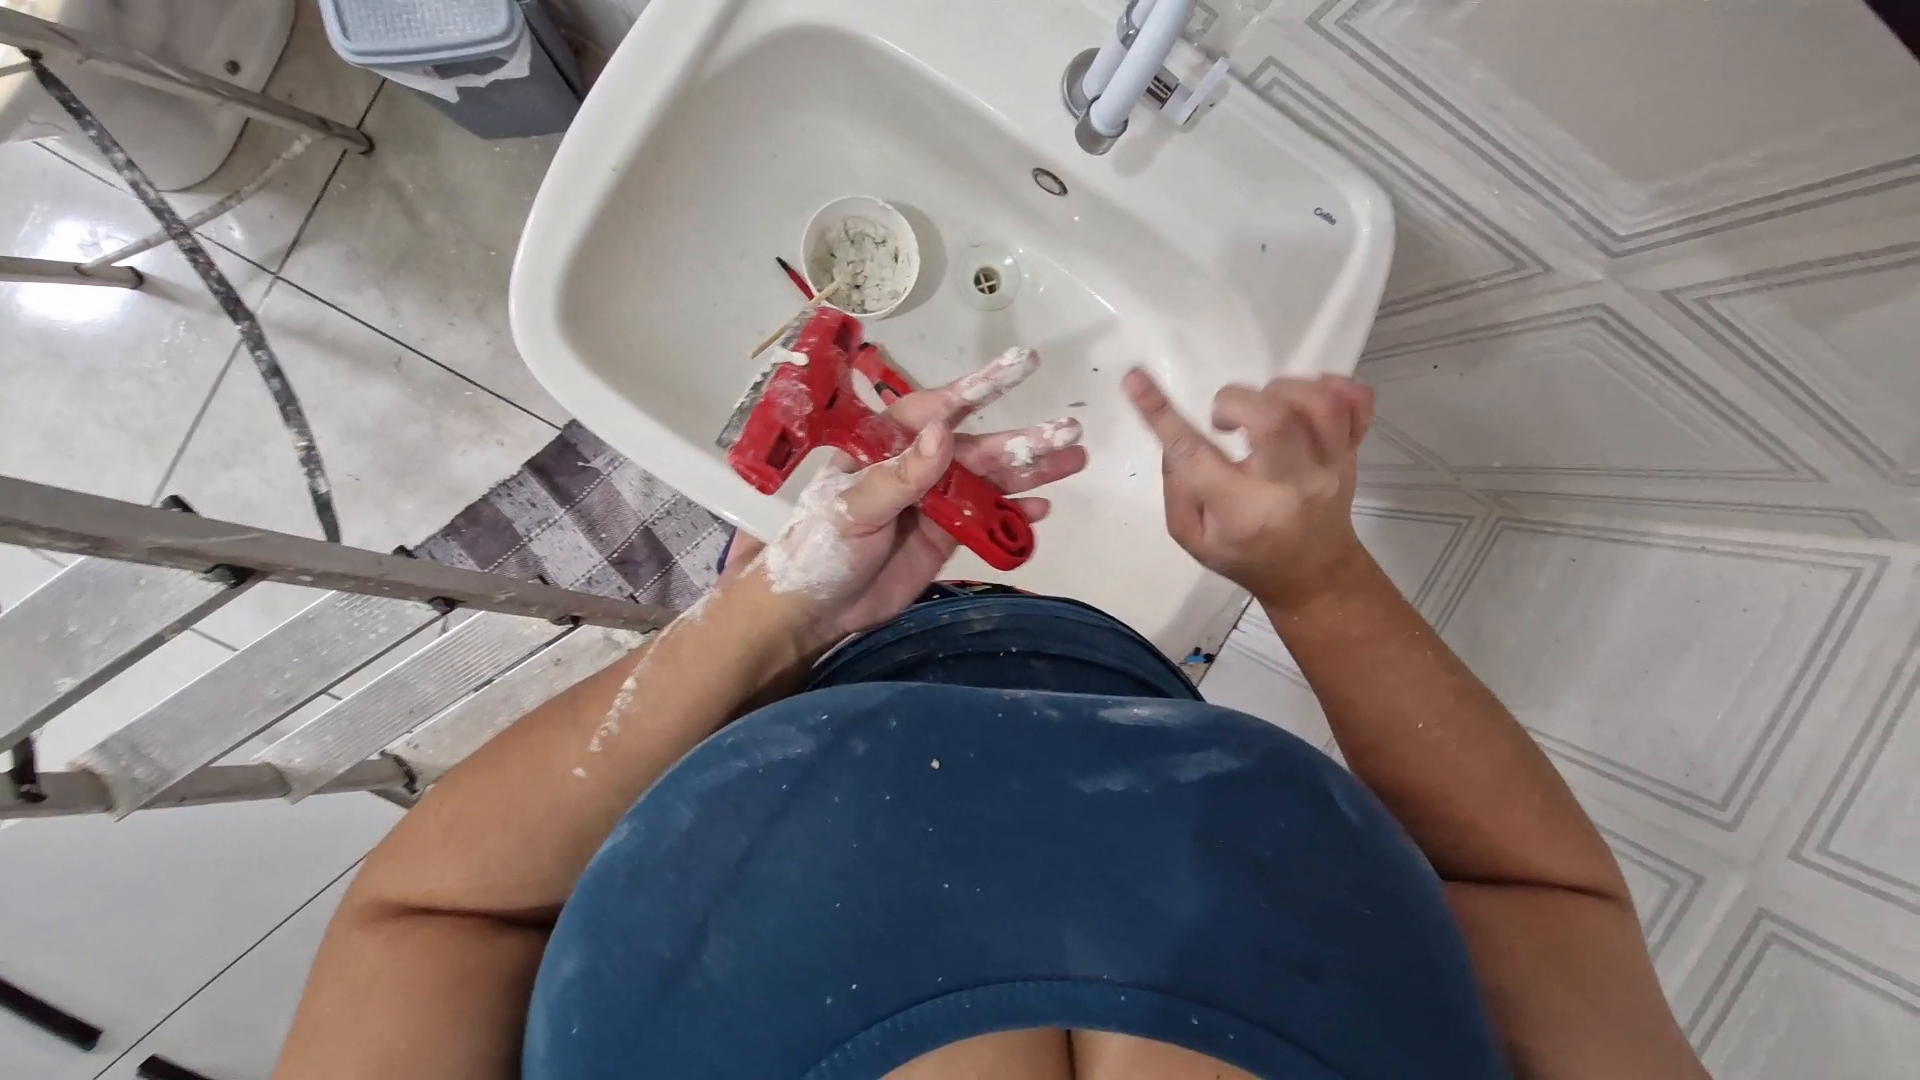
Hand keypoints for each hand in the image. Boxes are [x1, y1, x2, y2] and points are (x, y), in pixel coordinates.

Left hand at [727, 348, 1087, 648]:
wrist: (820, 610)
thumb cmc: (822, 548)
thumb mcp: (854, 506)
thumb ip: (901, 474)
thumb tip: (943, 431)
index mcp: (887, 446)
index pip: (938, 410)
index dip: (979, 388)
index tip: (1018, 369)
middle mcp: (917, 467)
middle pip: (977, 448)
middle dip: (1022, 439)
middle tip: (1069, 430)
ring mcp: (936, 502)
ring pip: (990, 481)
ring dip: (1029, 472)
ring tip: (1073, 460)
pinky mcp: (947, 536)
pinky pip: (987, 520)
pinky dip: (1014, 515)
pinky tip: (1041, 510)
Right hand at [1124, 368, 1374, 610]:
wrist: (1313, 575)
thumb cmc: (1244, 554)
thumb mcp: (1192, 537)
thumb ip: (1177, 489)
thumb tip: (1175, 438)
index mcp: (1241, 510)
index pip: (1194, 454)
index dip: (1159, 413)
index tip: (1134, 380)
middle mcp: (1290, 484)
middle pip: (1273, 417)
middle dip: (1235, 401)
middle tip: (1223, 421)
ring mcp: (1330, 465)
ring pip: (1319, 402)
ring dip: (1281, 390)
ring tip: (1263, 408)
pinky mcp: (1352, 452)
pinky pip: (1359, 403)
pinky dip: (1335, 387)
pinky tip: (1307, 399)